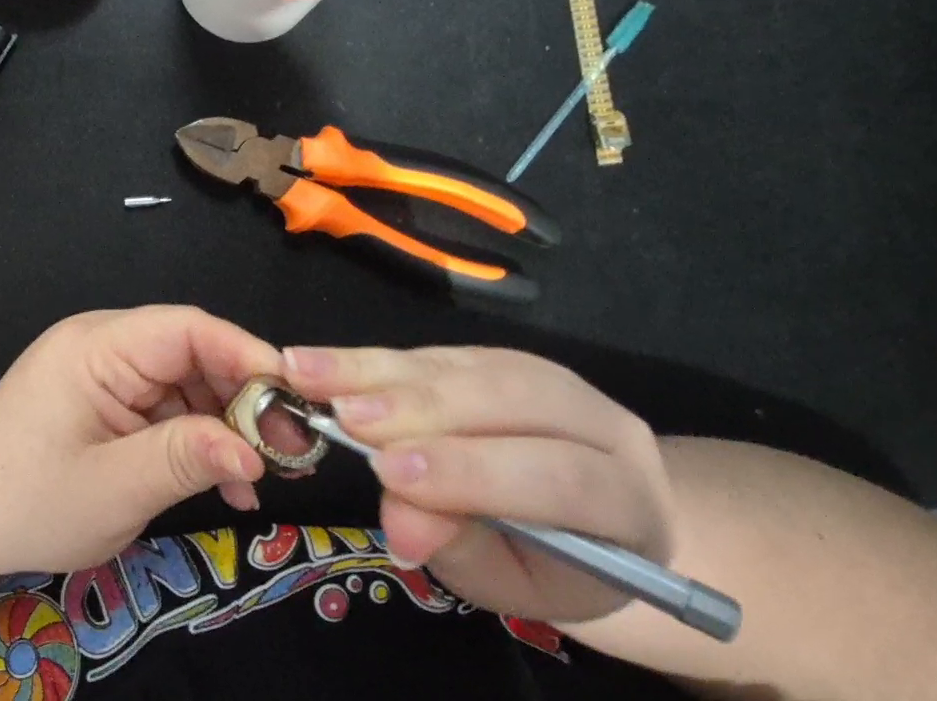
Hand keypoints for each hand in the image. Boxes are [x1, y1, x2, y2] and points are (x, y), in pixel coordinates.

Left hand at [0, 306, 284, 578]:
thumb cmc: (27, 503)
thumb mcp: (112, 489)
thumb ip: (185, 459)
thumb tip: (257, 449)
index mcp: (96, 347)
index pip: (186, 329)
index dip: (246, 356)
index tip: (294, 400)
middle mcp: (104, 345)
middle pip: (193, 353)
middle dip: (244, 398)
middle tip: (290, 452)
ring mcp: (107, 373)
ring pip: (188, 382)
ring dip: (227, 426)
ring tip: (260, 477)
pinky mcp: (109, 400)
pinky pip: (169, 407)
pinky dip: (199, 439)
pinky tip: (226, 482)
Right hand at [282, 345, 675, 624]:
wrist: (591, 524)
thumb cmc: (546, 569)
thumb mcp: (508, 583)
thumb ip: (460, 546)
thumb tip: (398, 521)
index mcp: (626, 501)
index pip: (556, 478)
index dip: (472, 471)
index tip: (390, 472)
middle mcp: (598, 424)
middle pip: (510, 399)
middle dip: (419, 406)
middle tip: (344, 415)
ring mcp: (547, 378)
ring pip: (466, 364)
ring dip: (380, 370)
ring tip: (310, 374)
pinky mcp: (497, 357)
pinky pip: (435, 352)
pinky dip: (373, 361)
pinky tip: (325, 365)